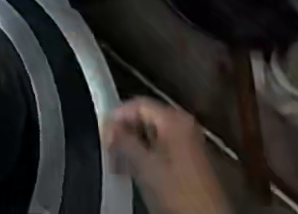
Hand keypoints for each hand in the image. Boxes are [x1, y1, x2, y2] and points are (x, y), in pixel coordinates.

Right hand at [103, 98, 229, 213]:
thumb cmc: (181, 192)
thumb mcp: (144, 165)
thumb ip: (122, 140)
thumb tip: (108, 126)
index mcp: (174, 119)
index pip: (138, 104)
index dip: (118, 115)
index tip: (104, 128)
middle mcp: (185, 125)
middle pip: (146, 119)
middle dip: (125, 132)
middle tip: (110, 146)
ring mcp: (191, 143)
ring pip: (153, 135)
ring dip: (135, 146)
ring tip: (121, 162)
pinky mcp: (193, 161)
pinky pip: (163, 148)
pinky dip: (148, 155)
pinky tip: (139, 170)